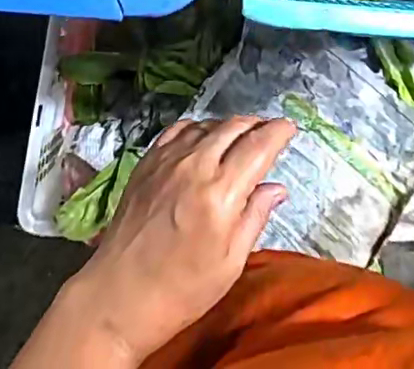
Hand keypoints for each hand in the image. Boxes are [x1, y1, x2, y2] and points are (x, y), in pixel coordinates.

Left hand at [48, 117, 295, 363]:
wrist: (122, 289)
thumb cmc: (184, 287)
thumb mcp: (231, 262)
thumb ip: (255, 216)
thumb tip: (277, 187)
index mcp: (220, 193)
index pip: (256, 147)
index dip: (277, 132)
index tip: (290, 126)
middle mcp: (193, 165)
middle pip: (231, 128)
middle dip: (255, 124)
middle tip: (270, 129)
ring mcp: (166, 158)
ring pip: (205, 125)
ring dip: (228, 125)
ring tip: (242, 134)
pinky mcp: (147, 159)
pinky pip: (177, 129)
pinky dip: (197, 127)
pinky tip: (204, 137)